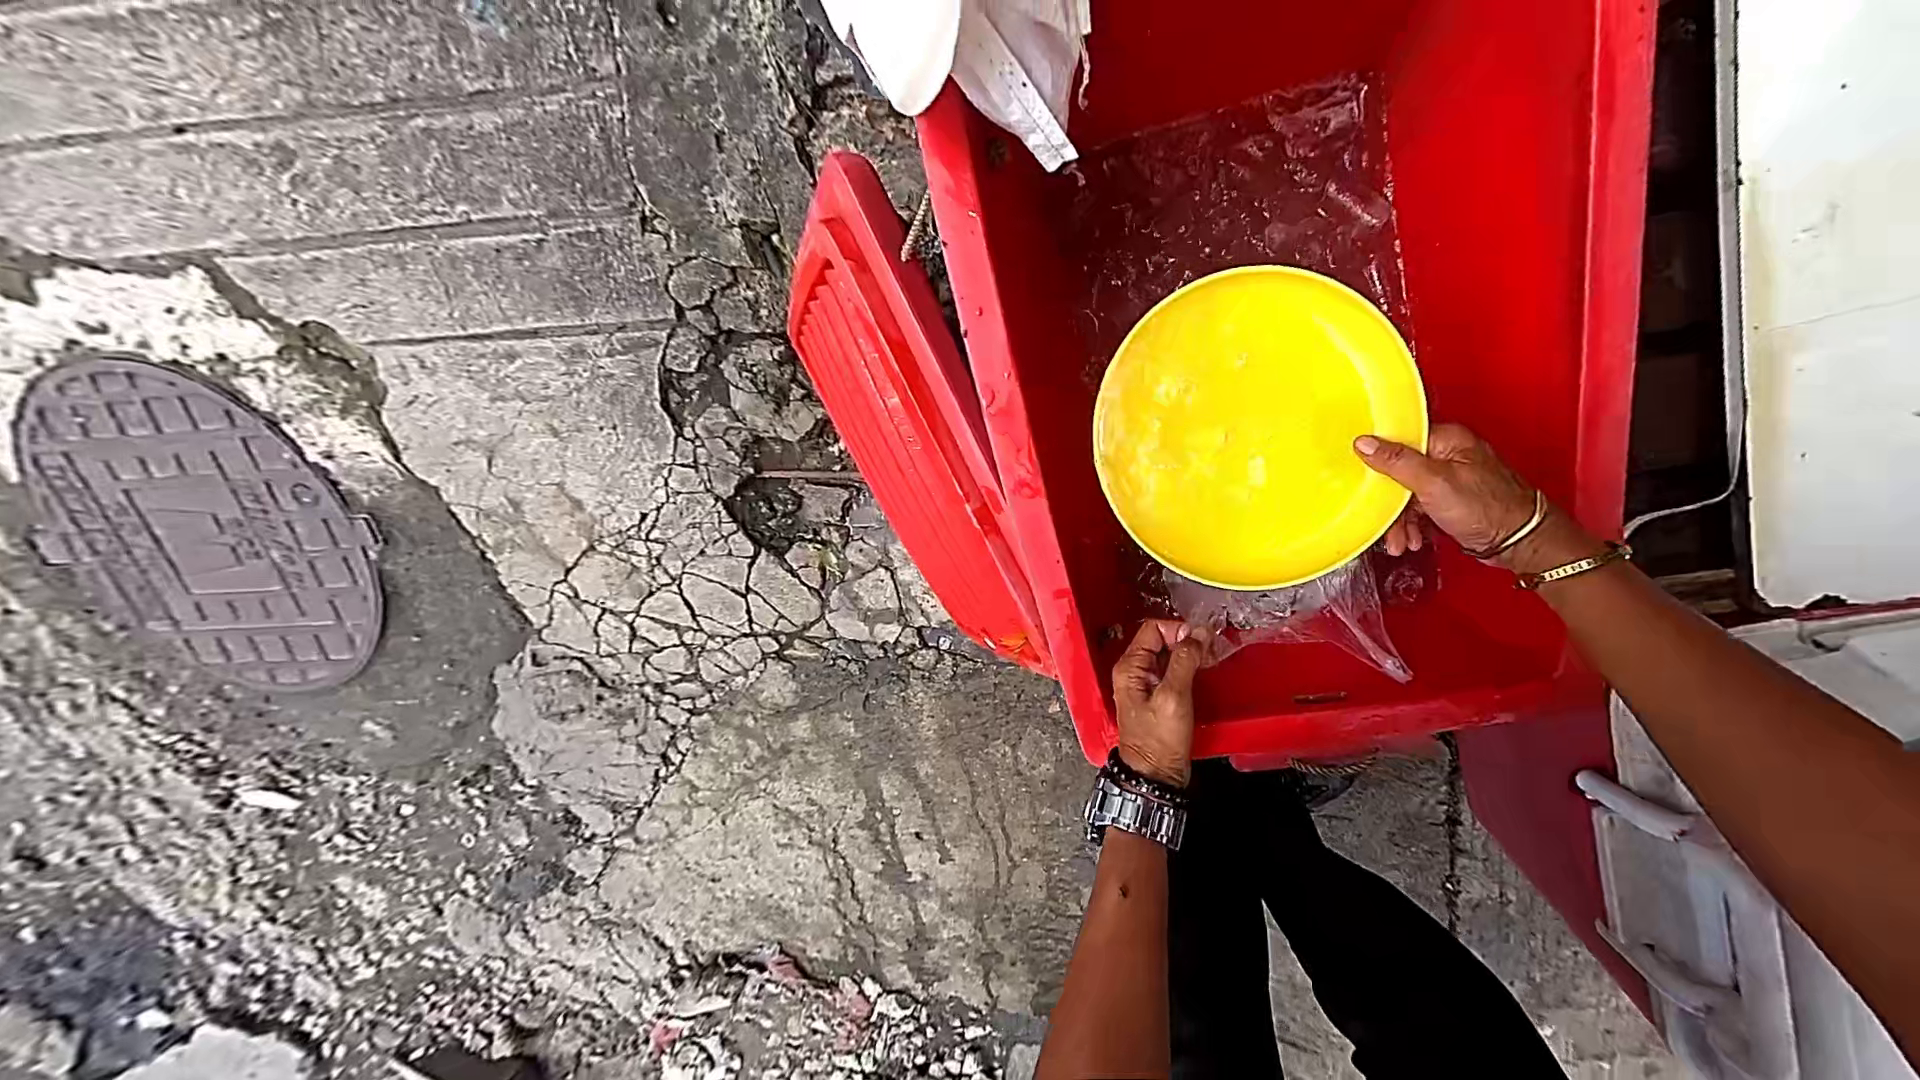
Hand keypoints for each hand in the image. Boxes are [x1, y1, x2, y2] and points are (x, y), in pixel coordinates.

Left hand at [1110, 619, 1207, 788]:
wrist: (1156, 774)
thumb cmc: (1158, 741)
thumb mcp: (1174, 697)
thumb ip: (1184, 662)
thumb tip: (1197, 634)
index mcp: (1130, 667)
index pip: (1152, 629)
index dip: (1178, 630)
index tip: (1200, 641)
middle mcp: (1134, 671)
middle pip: (1161, 639)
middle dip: (1187, 640)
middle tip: (1209, 649)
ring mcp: (1145, 683)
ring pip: (1169, 654)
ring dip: (1190, 653)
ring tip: (1210, 659)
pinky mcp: (1159, 695)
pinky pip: (1173, 670)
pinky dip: (1189, 667)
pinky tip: (1203, 672)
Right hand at [1353, 423, 1604, 574]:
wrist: (1520, 542)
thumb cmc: (1488, 508)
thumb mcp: (1433, 482)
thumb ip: (1396, 461)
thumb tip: (1364, 442)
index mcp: (1447, 440)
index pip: (1398, 440)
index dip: (1377, 458)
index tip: (1363, 476)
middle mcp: (1447, 456)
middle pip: (1397, 472)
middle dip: (1388, 504)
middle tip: (1385, 521)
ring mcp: (1447, 479)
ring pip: (1404, 495)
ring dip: (1398, 521)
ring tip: (1401, 539)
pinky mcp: (1447, 500)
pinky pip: (1416, 508)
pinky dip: (1411, 525)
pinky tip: (1413, 538)